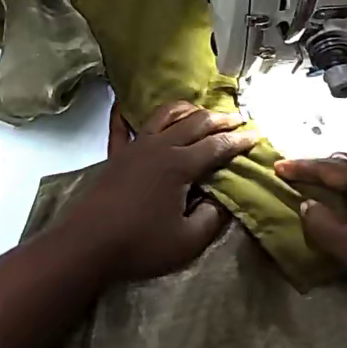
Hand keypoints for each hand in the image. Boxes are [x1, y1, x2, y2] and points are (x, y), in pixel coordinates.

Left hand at [52, 102, 256, 282]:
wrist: (90, 242)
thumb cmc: (142, 244)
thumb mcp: (188, 241)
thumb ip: (212, 217)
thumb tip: (222, 199)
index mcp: (179, 165)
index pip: (216, 146)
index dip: (238, 140)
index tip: (256, 135)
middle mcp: (159, 146)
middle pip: (194, 123)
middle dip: (218, 119)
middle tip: (237, 117)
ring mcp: (134, 146)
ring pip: (163, 116)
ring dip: (184, 110)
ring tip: (199, 109)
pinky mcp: (115, 154)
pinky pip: (119, 126)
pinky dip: (123, 113)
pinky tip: (123, 103)